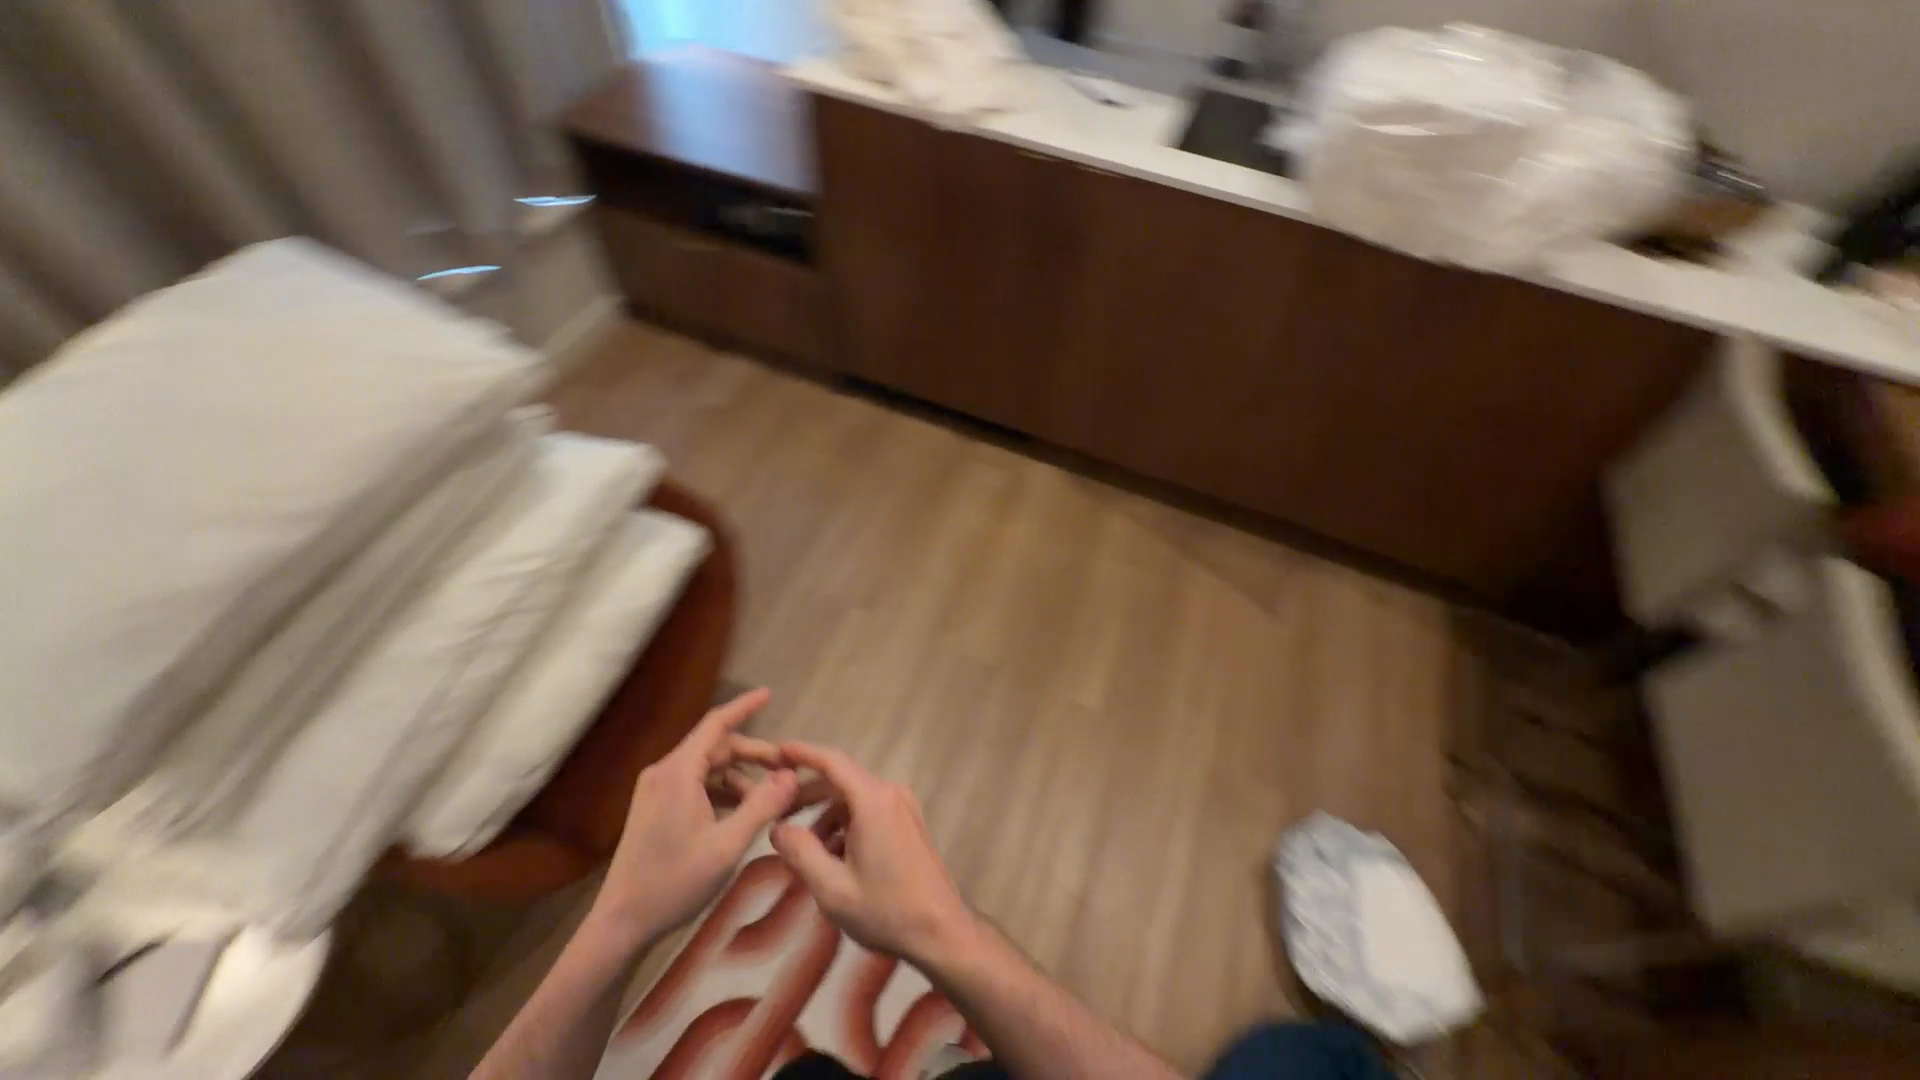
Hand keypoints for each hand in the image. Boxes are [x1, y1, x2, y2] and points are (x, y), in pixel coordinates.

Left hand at [591, 689, 798, 941]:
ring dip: (740, 777)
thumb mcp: (727, 846)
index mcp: (678, 773)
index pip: (716, 724)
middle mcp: (665, 773)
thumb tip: (792, 775)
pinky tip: (743, 814)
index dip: (744, 707)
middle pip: (716, 748)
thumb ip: (761, 806)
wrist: (621, 922)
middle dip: (754, 755)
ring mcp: (657, 791)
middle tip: (788, 771)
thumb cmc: (674, 883)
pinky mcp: (655, 808)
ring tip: (771, 800)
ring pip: (708, 768)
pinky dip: (723, 792)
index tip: (769, 694)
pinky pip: (696, 785)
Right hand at [768, 742, 979, 966]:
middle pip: (840, 780)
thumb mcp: (832, 888)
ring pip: (853, 799)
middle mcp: (891, 793)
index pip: (831, 761)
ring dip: (826, 816)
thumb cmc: (886, 910)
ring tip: (804, 851)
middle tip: (775, 815)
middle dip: (806, 796)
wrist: (941, 932)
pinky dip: (846, 825)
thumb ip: (800, 852)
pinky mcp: (909, 823)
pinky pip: (869, 811)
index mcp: (873, 800)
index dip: (801, 753)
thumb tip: (777, 828)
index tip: (775, 751)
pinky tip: (833, 858)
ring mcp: (904, 807)